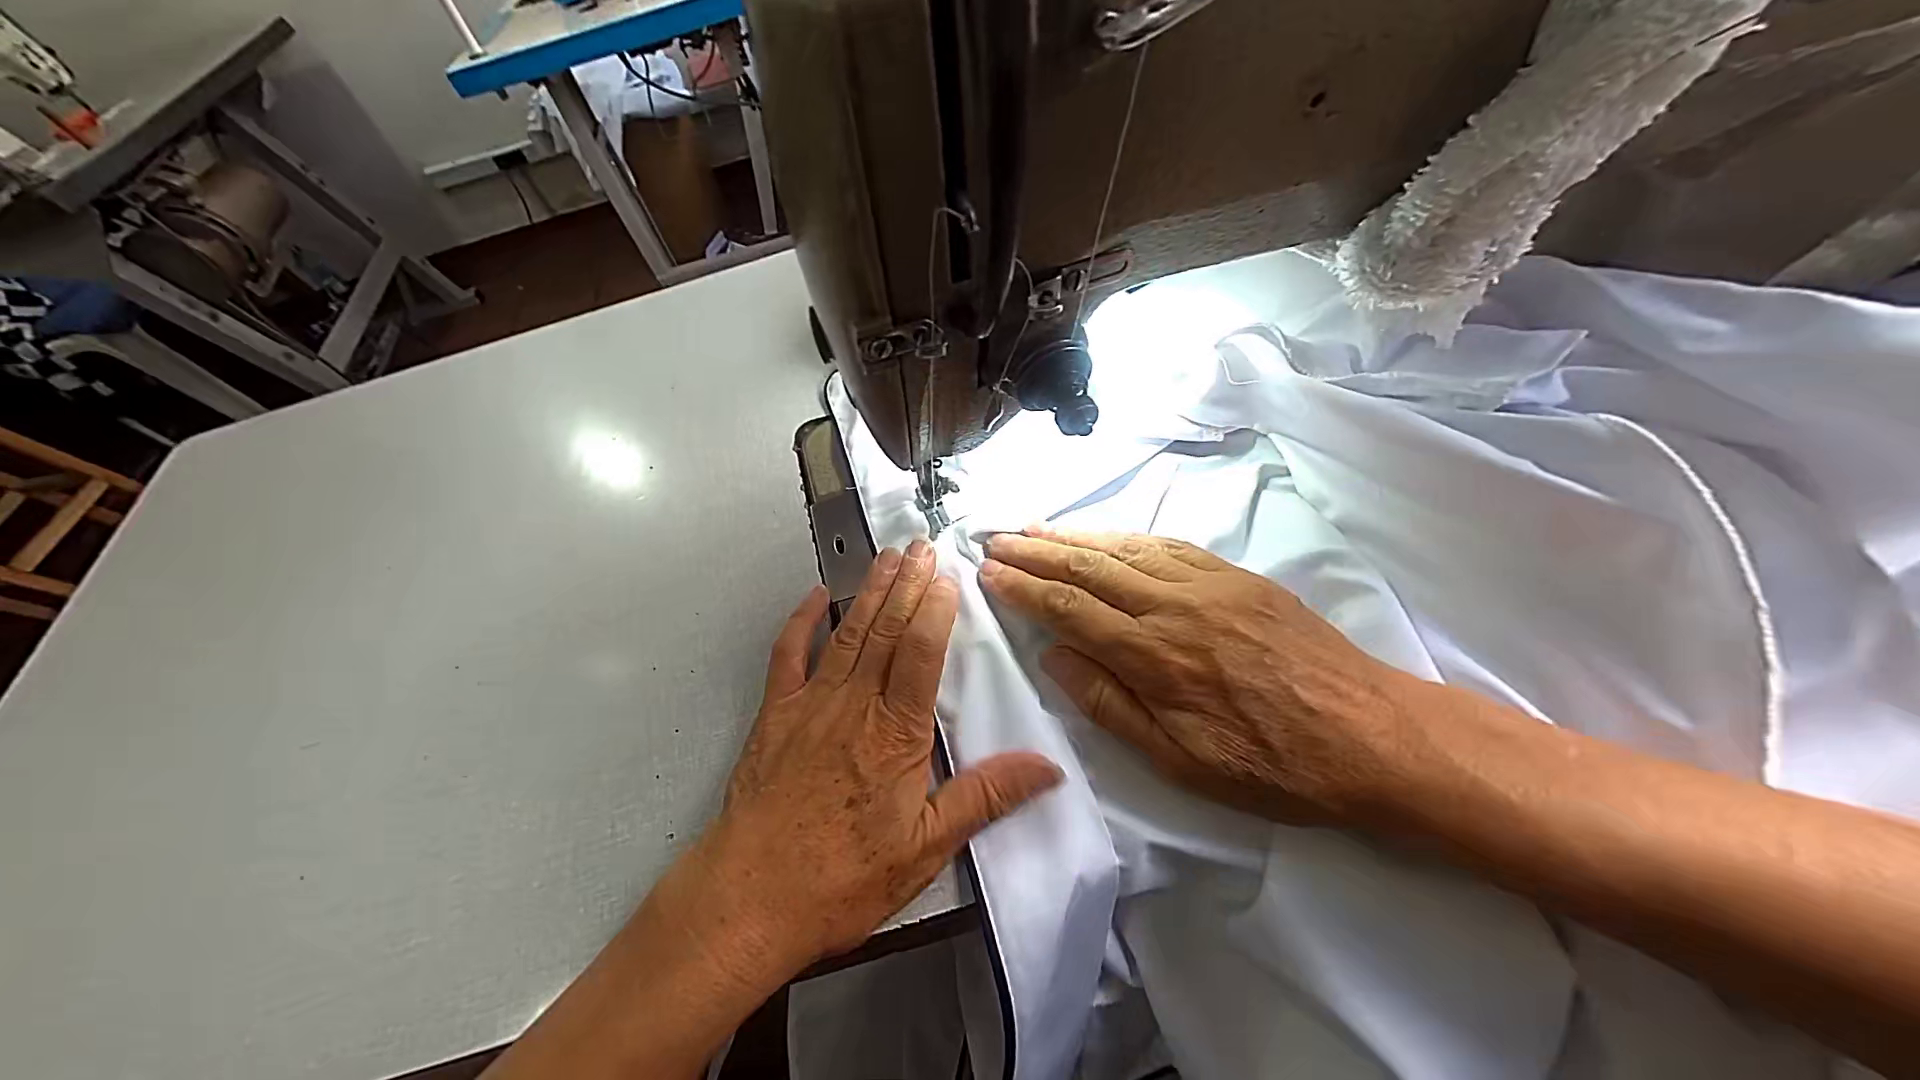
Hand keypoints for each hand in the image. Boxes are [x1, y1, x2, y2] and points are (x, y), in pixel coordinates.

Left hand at [691, 540, 1062, 972]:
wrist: (750, 898)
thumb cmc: (842, 877)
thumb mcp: (926, 847)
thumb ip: (985, 797)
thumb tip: (1047, 769)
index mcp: (895, 733)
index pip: (921, 653)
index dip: (936, 610)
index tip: (948, 578)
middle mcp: (854, 705)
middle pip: (886, 630)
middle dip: (908, 585)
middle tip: (922, 547)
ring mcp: (810, 704)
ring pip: (848, 633)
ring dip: (870, 591)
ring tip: (889, 557)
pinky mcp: (774, 714)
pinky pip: (788, 654)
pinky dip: (803, 620)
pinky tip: (818, 596)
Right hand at [980, 526, 1419, 825]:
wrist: (1371, 733)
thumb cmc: (1272, 763)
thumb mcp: (1180, 760)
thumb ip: (1110, 704)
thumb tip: (1056, 656)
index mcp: (1154, 656)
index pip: (1068, 609)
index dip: (1023, 588)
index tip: (989, 572)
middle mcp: (1173, 606)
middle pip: (1088, 567)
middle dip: (1035, 552)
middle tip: (996, 539)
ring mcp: (1209, 583)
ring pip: (1124, 548)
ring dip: (1073, 536)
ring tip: (1034, 529)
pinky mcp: (1237, 576)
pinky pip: (1167, 545)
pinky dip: (1125, 537)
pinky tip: (1104, 536)